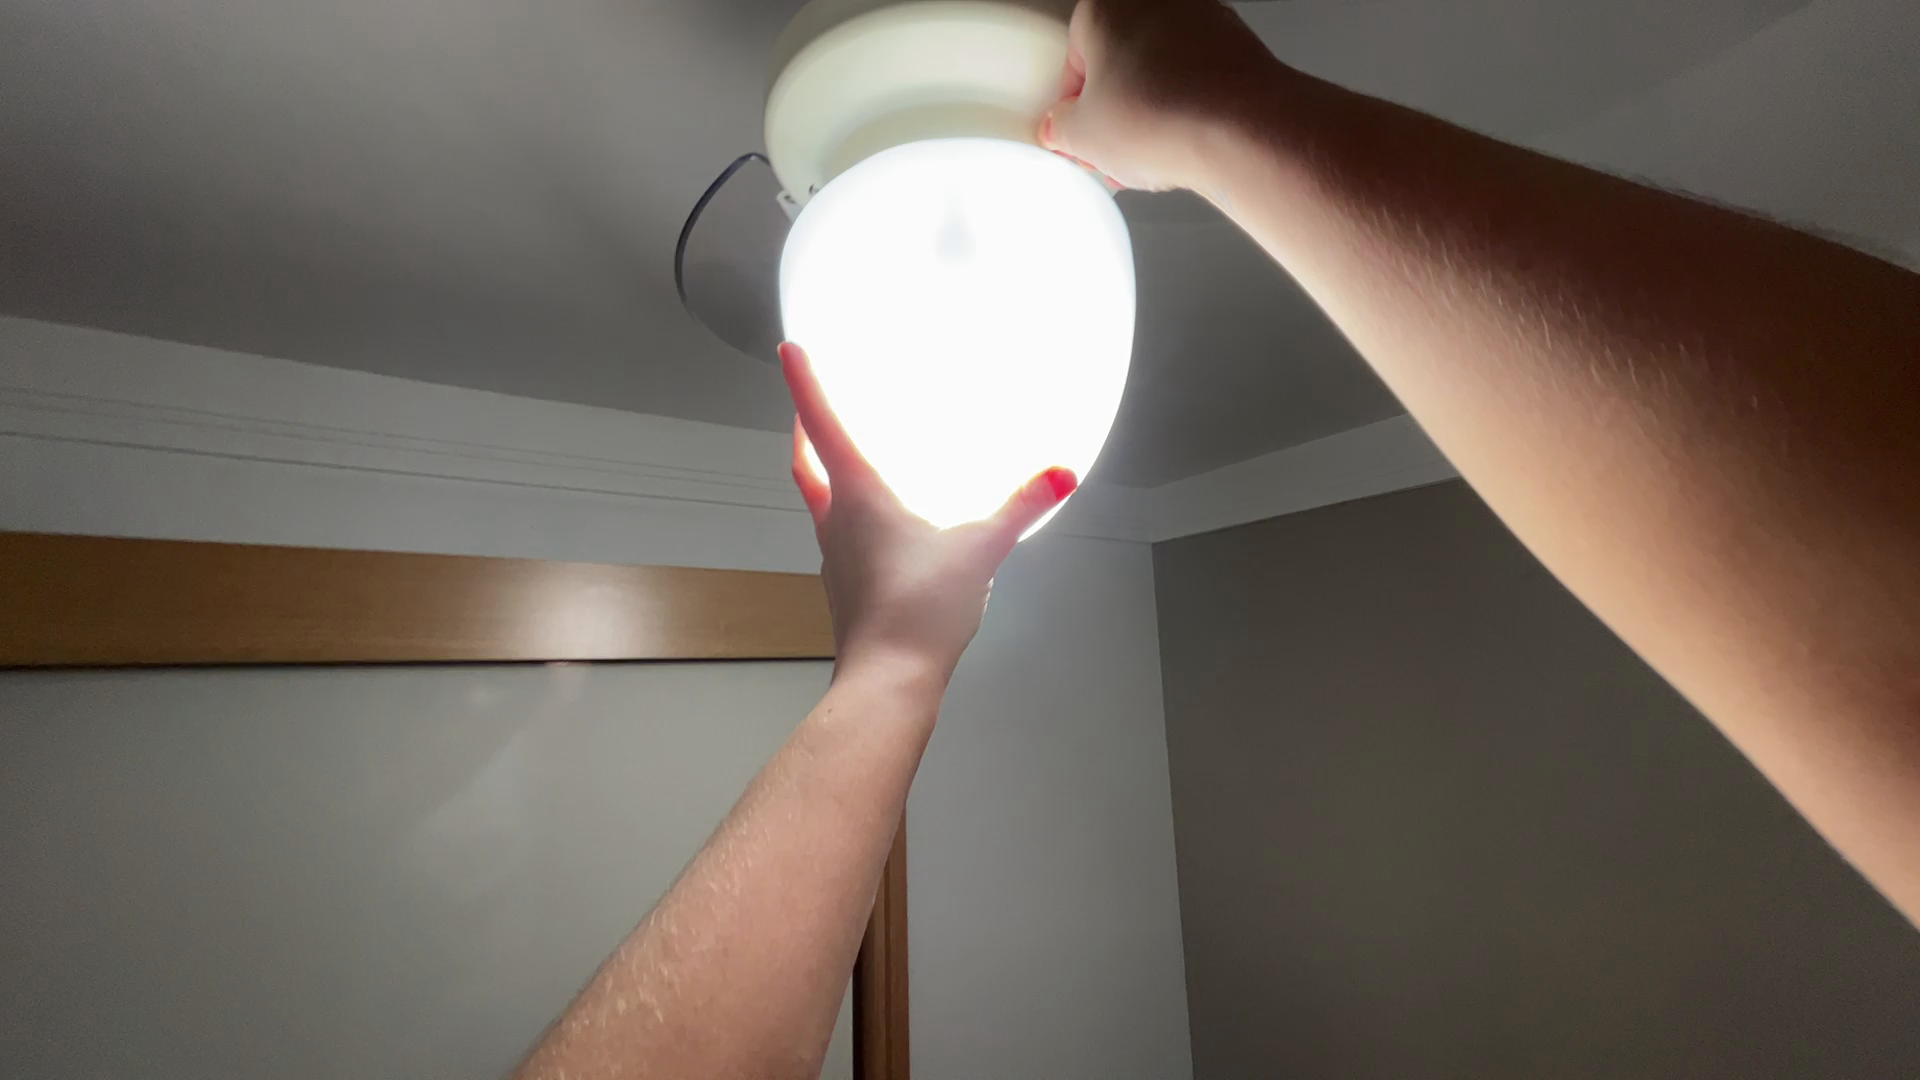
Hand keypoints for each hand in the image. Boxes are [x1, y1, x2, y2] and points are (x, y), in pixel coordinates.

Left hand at [780, 343, 1078, 682]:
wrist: (890, 677)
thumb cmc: (922, 606)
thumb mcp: (979, 550)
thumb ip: (1020, 508)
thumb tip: (1060, 475)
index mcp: (858, 497)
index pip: (821, 425)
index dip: (804, 382)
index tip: (789, 349)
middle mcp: (835, 521)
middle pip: (806, 463)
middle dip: (805, 430)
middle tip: (816, 409)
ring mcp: (833, 558)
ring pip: (818, 502)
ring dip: (825, 474)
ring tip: (851, 461)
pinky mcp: (844, 587)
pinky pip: (839, 537)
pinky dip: (848, 518)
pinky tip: (881, 530)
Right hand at [1038, 0, 1287, 192]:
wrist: (1237, 128)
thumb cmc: (1160, 117)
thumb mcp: (1081, 137)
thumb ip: (1060, 128)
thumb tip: (1061, 126)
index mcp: (1104, 7)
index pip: (1073, 59)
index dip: (1073, 107)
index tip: (1078, 135)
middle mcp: (1154, 0)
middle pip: (1117, 61)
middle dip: (1112, 107)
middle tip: (1110, 148)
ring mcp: (1199, 16)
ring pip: (1156, 70)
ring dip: (1147, 109)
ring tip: (1147, 153)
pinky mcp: (1231, 44)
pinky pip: (1192, 79)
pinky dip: (1182, 107)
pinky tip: (1179, 141)